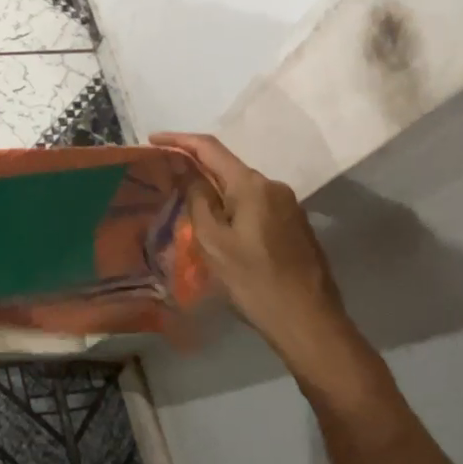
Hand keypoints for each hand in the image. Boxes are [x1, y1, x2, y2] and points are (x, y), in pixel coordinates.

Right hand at [154, 133, 350, 370]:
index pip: (209, 147)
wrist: (310, 324)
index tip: (152, 139)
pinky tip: (220, 225)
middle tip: (165, 176)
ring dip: (214, 189)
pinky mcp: (295, 226)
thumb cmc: (254, 281)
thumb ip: (197, 198)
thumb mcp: (213, 240)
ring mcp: (289, 207)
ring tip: (187, 203)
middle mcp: (273, 187)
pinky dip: (232, 205)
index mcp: (252, 185)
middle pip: (226, 166)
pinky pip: (255, 204)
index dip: (178, 139)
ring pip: (241, 188)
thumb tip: (186, 171)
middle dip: (195, 166)